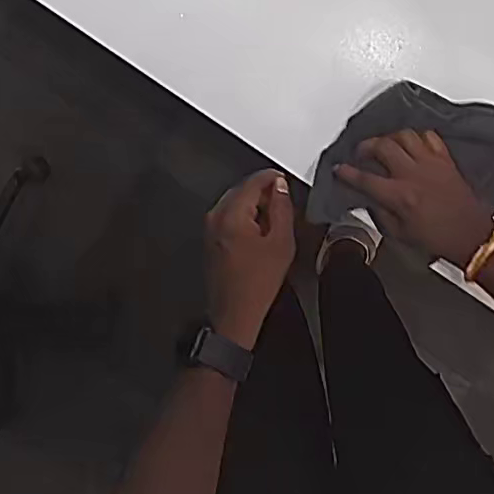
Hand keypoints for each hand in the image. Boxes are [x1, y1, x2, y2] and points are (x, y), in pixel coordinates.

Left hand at [204, 170, 295, 348]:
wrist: (235, 315)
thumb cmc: (256, 285)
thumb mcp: (281, 243)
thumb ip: (282, 208)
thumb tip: (280, 186)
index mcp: (231, 213)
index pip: (252, 181)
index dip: (272, 178)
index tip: (284, 180)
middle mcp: (215, 215)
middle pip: (242, 189)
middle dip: (263, 191)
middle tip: (283, 201)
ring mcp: (210, 226)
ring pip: (235, 202)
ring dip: (254, 204)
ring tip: (274, 220)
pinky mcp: (210, 237)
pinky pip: (228, 215)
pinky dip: (245, 216)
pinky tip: (259, 232)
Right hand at [333, 131, 493, 266]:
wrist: (472, 237)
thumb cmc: (439, 238)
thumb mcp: (400, 233)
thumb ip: (381, 213)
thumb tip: (369, 199)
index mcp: (400, 196)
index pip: (365, 178)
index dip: (347, 172)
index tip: (339, 169)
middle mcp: (413, 175)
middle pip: (382, 146)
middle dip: (366, 146)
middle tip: (361, 152)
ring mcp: (431, 164)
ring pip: (404, 135)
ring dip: (390, 138)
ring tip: (385, 145)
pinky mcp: (445, 160)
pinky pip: (429, 137)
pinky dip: (417, 137)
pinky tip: (412, 144)